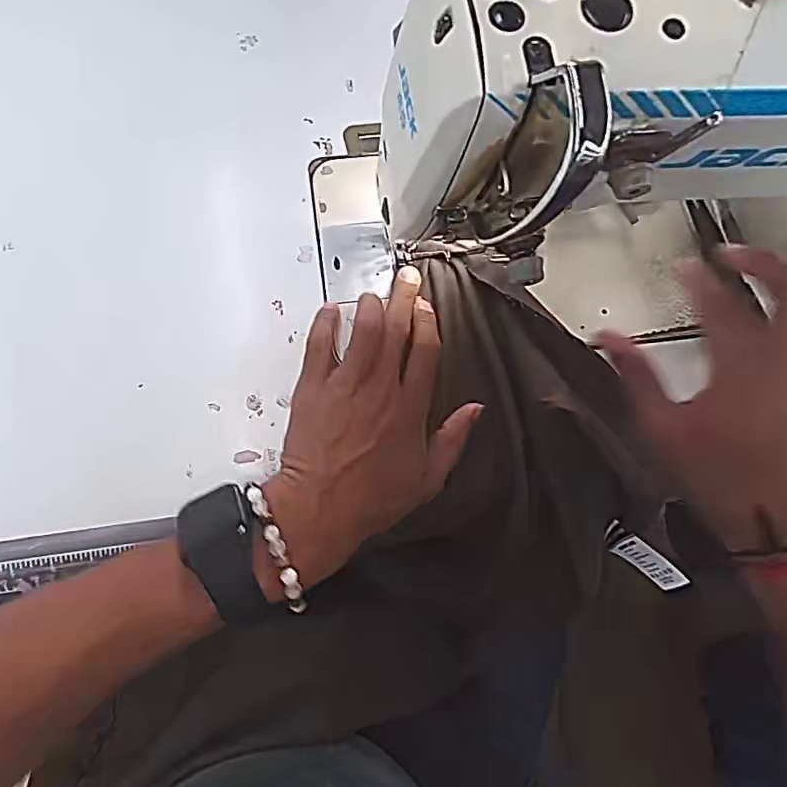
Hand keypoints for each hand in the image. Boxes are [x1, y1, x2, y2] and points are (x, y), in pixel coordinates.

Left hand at [261, 265, 484, 590]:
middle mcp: (380, 390)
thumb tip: (473, 411)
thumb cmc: (371, 498)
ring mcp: (345, 387)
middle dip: (403, 299)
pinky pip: (319, 347)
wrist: (322, 508)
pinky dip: (325, 325)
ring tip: (373, 292)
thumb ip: (453, 439)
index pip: (424, 350)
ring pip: (362, 333)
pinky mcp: (313, 389)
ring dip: (369, 307)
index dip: (427, 322)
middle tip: (405, 279)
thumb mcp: (427, 478)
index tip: (426, 307)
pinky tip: (330, 311)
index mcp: (409, 409)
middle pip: (396, 331)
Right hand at [595, 247, 786, 551]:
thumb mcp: (661, 428)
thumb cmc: (725, 479)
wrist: (781, 525)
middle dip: (766, 261)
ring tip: (785, 271)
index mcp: (745, 365)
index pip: (720, 303)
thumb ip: (636, 376)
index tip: (687, 267)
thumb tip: (611, 341)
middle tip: (738, 253)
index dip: (699, 279)